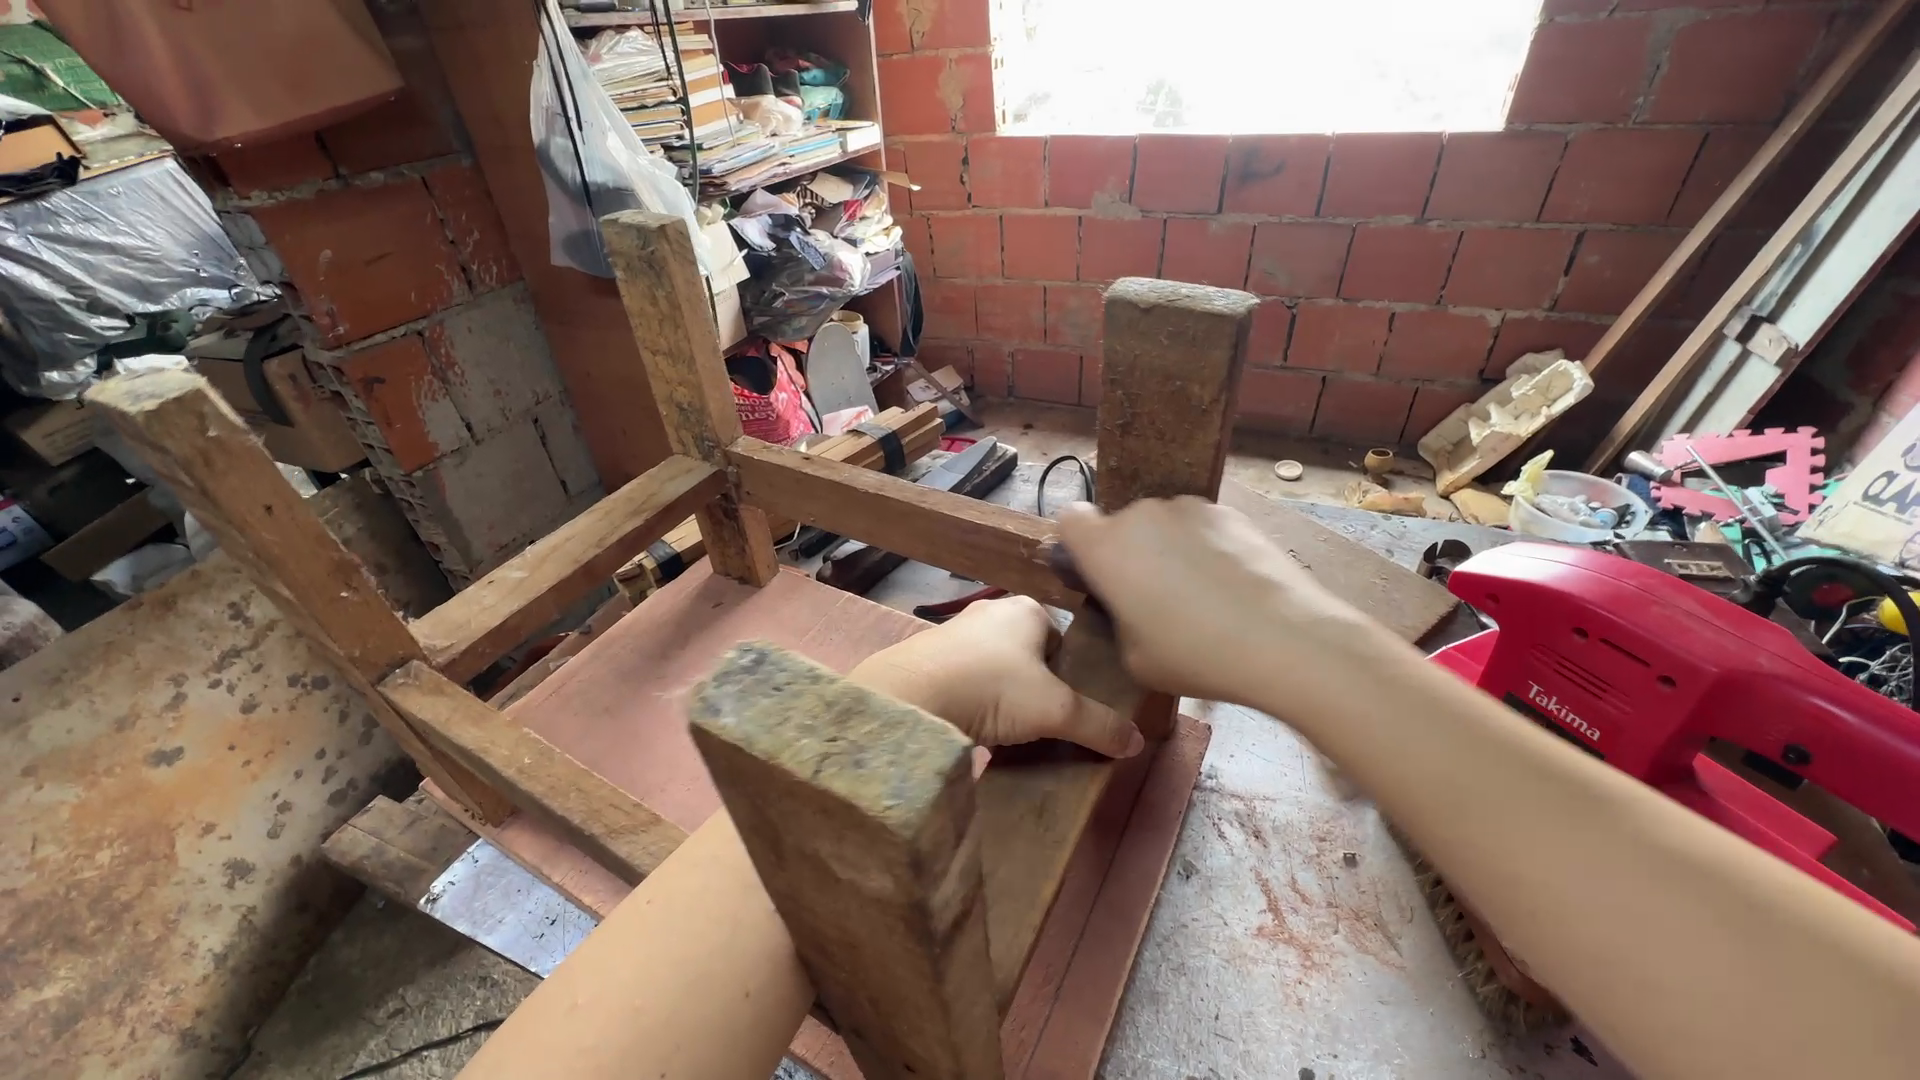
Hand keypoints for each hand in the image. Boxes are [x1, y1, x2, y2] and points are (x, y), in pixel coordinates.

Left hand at [848, 595, 1142, 757]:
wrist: (910, 698)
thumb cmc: (993, 688)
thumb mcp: (1056, 709)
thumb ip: (1098, 724)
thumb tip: (1136, 742)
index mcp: (1026, 609)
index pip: (1063, 641)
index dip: (1071, 677)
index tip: (1069, 709)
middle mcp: (990, 612)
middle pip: (1029, 656)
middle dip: (1037, 689)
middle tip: (1042, 725)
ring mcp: (954, 634)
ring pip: (995, 670)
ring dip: (1003, 699)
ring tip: (1009, 733)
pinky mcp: (928, 659)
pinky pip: (965, 682)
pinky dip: (974, 704)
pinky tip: (976, 730)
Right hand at [1056, 497, 1377, 705]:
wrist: (1286, 639)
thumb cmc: (1194, 654)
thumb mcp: (1133, 657)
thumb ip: (1116, 618)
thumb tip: (1126, 603)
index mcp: (1105, 547)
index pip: (1070, 519)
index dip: (1078, 545)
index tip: (1096, 576)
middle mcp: (1142, 514)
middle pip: (1121, 524)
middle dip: (1128, 553)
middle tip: (1150, 599)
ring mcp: (1190, 508)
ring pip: (1163, 525)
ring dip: (1168, 550)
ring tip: (1200, 596)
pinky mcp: (1232, 513)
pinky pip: (1201, 528)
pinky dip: (1206, 549)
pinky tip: (1230, 587)